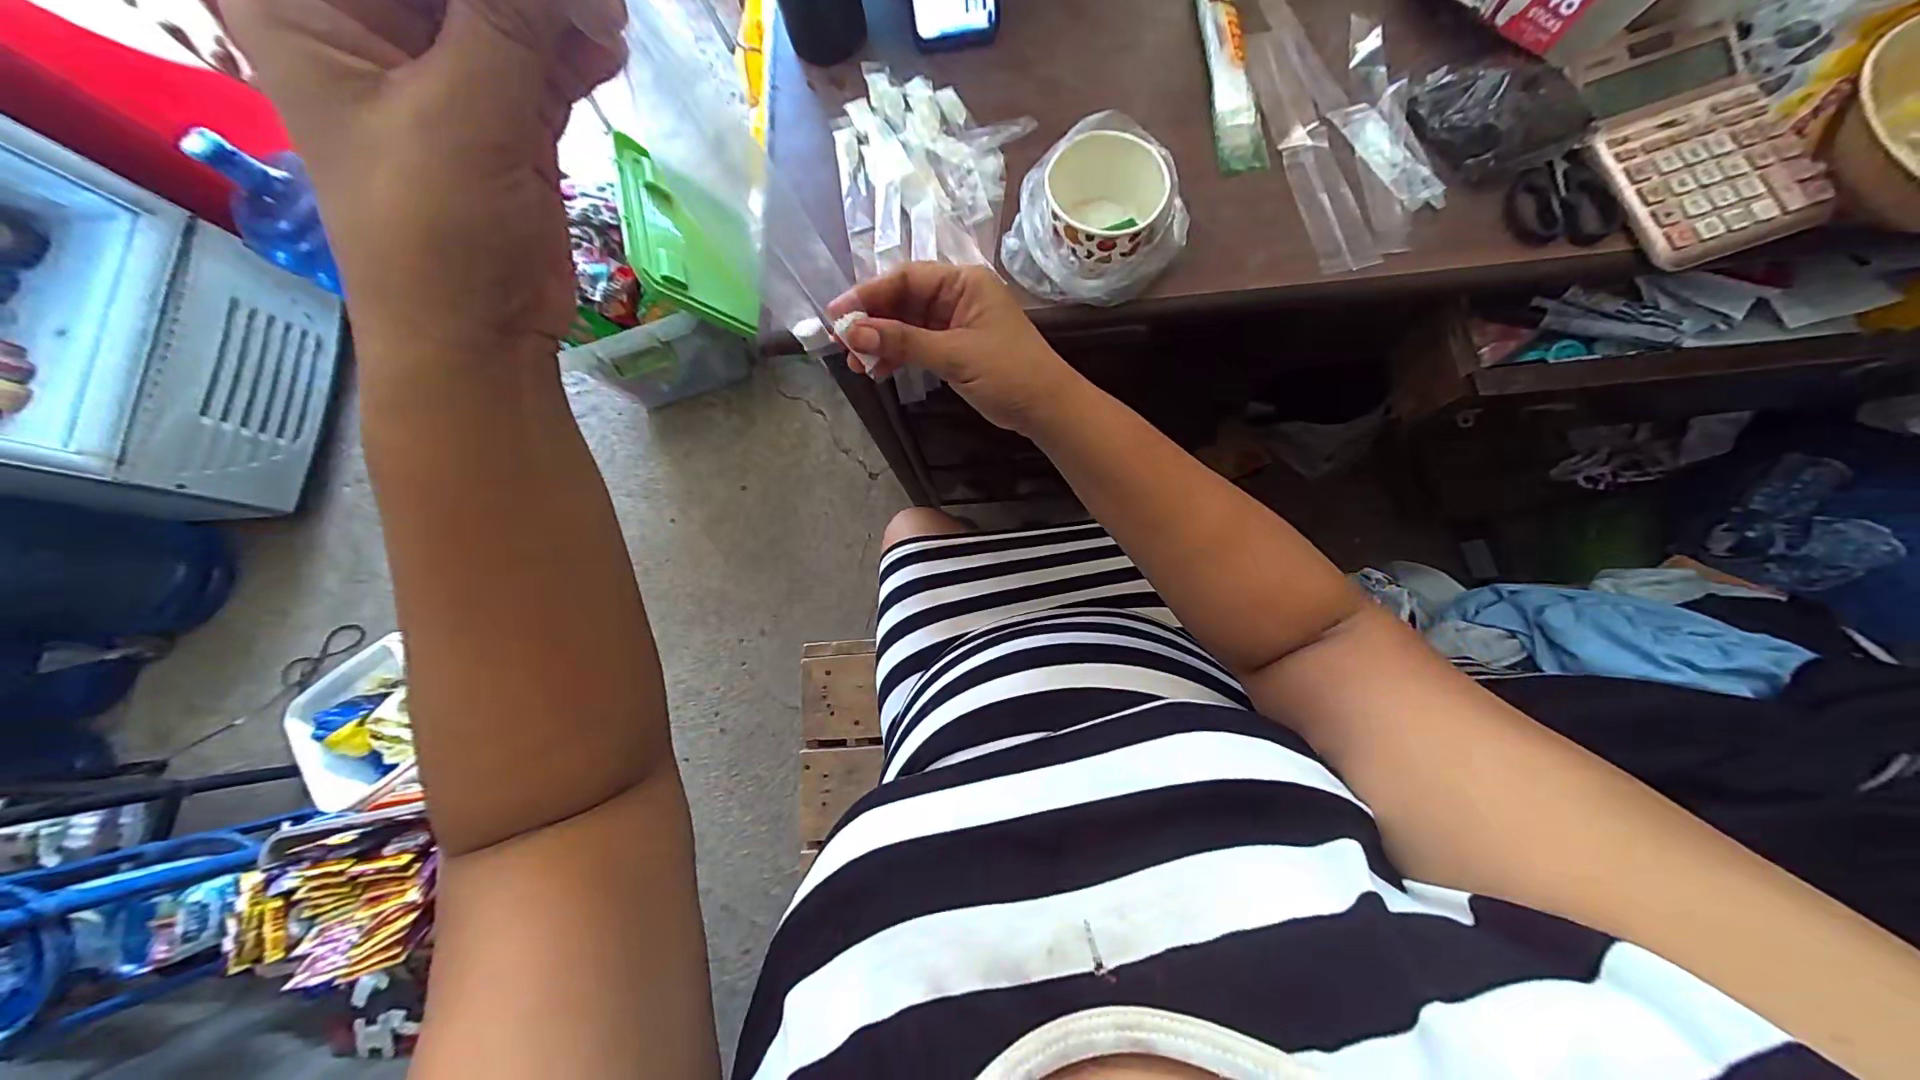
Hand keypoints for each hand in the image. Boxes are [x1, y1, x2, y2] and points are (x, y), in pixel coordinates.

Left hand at [217, 0, 625, 358]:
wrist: (480, 333)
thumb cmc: (436, 231)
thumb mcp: (462, 114)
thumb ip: (509, 24)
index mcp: (314, 2)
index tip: (541, 1)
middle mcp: (377, 28)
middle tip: (594, 7)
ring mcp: (450, 76)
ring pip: (511, 12)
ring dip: (563, 14)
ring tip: (608, 27)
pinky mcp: (507, 118)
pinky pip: (545, 62)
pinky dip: (578, 54)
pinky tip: (609, 54)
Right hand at [828, 264, 1083, 435]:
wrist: (1047, 408)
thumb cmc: (1009, 372)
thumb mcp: (954, 355)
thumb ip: (903, 342)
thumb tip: (854, 333)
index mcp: (963, 282)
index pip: (906, 279)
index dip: (868, 294)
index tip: (837, 314)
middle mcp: (957, 296)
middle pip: (902, 300)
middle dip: (871, 321)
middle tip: (840, 343)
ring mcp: (956, 322)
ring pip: (906, 325)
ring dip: (880, 342)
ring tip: (855, 364)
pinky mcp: (955, 348)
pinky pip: (917, 345)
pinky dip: (897, 357)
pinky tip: (877, 372)